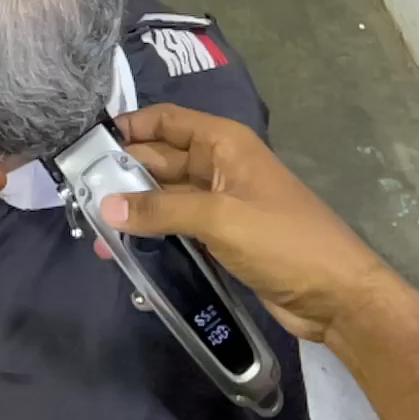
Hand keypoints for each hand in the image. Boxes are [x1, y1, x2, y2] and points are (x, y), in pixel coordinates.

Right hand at [98, 104, 400, 343]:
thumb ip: (161, 209)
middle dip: (121, 172)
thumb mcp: (219, 218)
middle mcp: (216, 164)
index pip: (165, 121)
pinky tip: (123, 248)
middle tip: (78, 191)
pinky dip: (150, 231)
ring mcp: (217, 201)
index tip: (88, 143)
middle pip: (158, 158)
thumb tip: (104, 207)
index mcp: (222, 142)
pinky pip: (174, 223)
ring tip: (93, 227)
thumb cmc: (282, 239)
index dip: (129, 127)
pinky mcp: (218, 234)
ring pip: (163, 194)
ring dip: (132, 206)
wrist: (340, 298)